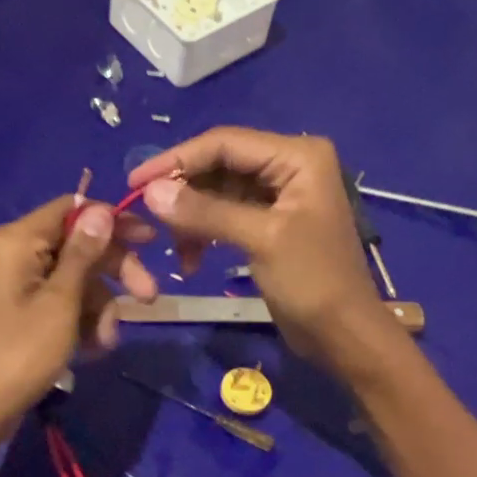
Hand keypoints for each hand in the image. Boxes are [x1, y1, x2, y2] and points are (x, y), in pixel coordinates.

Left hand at [0, 195, 156, 459]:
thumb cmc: (19, 355)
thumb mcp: (60, 304)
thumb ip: (83, 255)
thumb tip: (101, 210)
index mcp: (14, 241)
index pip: (71, 210)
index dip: (113, 222)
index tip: (150, 240)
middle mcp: (10, 254)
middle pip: (76, 247)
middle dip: (113, 275)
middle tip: (148, 299)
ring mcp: (12, 285)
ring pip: (71, 280)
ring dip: (97, 309)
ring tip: (105, 344)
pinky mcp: (16, 312)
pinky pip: (56, 303)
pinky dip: (77, 322)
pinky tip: (91, 350)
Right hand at [128, 128, 406, 378]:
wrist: (342, 333)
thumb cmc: (312, 281)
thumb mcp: (260, 240)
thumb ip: (206, 212)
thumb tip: (151, 192)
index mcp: (297, 156)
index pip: (224, 143)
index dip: (176, 160)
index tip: (134, 183)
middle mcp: (289, 166)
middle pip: (219, 165)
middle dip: (183, 192)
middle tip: (148, 219)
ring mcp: (279, 196)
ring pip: (218, 193)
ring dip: (192, 219)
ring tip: (177, 251)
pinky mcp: (269, 225)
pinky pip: (226, 217)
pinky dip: (206, 234)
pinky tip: (192, 260)